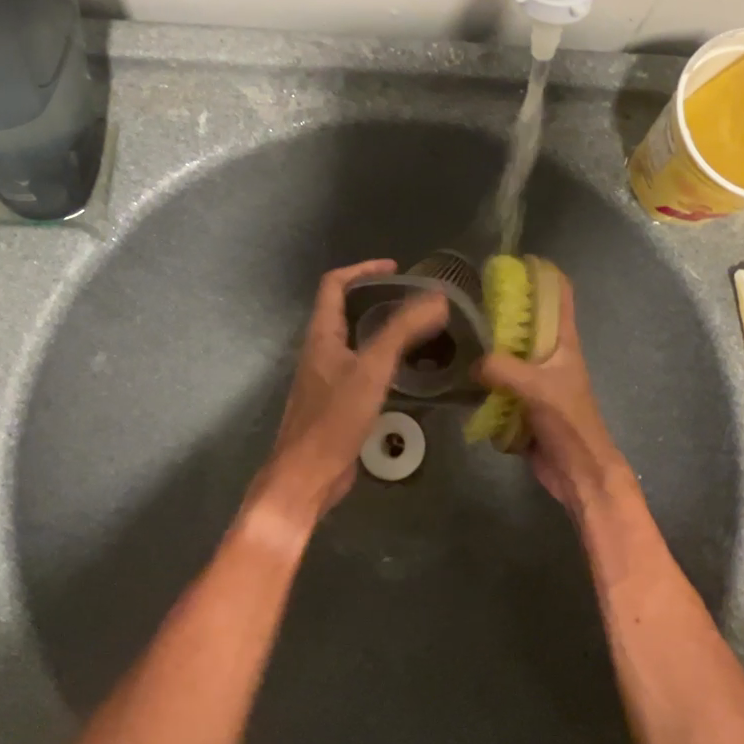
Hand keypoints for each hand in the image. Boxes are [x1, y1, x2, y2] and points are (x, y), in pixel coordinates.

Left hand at [245, 259, 448, 544]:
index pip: (334, 285)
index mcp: (321, 335)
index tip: (395, 268)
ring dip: (383, 330)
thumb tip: (437, 297)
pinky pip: (362, 368)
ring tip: (419, 330)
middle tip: (415, 300)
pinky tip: (408, 372)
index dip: (362, 269)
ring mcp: (327, 378)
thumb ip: (402, 331)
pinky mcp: (337, 402)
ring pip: (355, 341)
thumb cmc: (334, 418)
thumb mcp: (372, 369)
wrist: (307, 475)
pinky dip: (384, 360)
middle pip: (345, 311)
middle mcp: (320, 351)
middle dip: (378, 298)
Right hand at [475, 276, 635, 516]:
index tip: (513, 261)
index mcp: (563, 342)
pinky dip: (482, 381)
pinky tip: (457, 376)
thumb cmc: (568, 422)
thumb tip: (472, 364)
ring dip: (487, 347)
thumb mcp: (536, 388)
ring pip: (508, 354)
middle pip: (526, 322)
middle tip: (466, 298)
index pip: (559, 295)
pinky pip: (498, 385)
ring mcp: (535, 381)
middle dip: (501, 310)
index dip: (542, 273)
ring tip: (454, 334)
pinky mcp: (522, 405)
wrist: (577, 471)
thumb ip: (502, 369)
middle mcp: (549, 356)